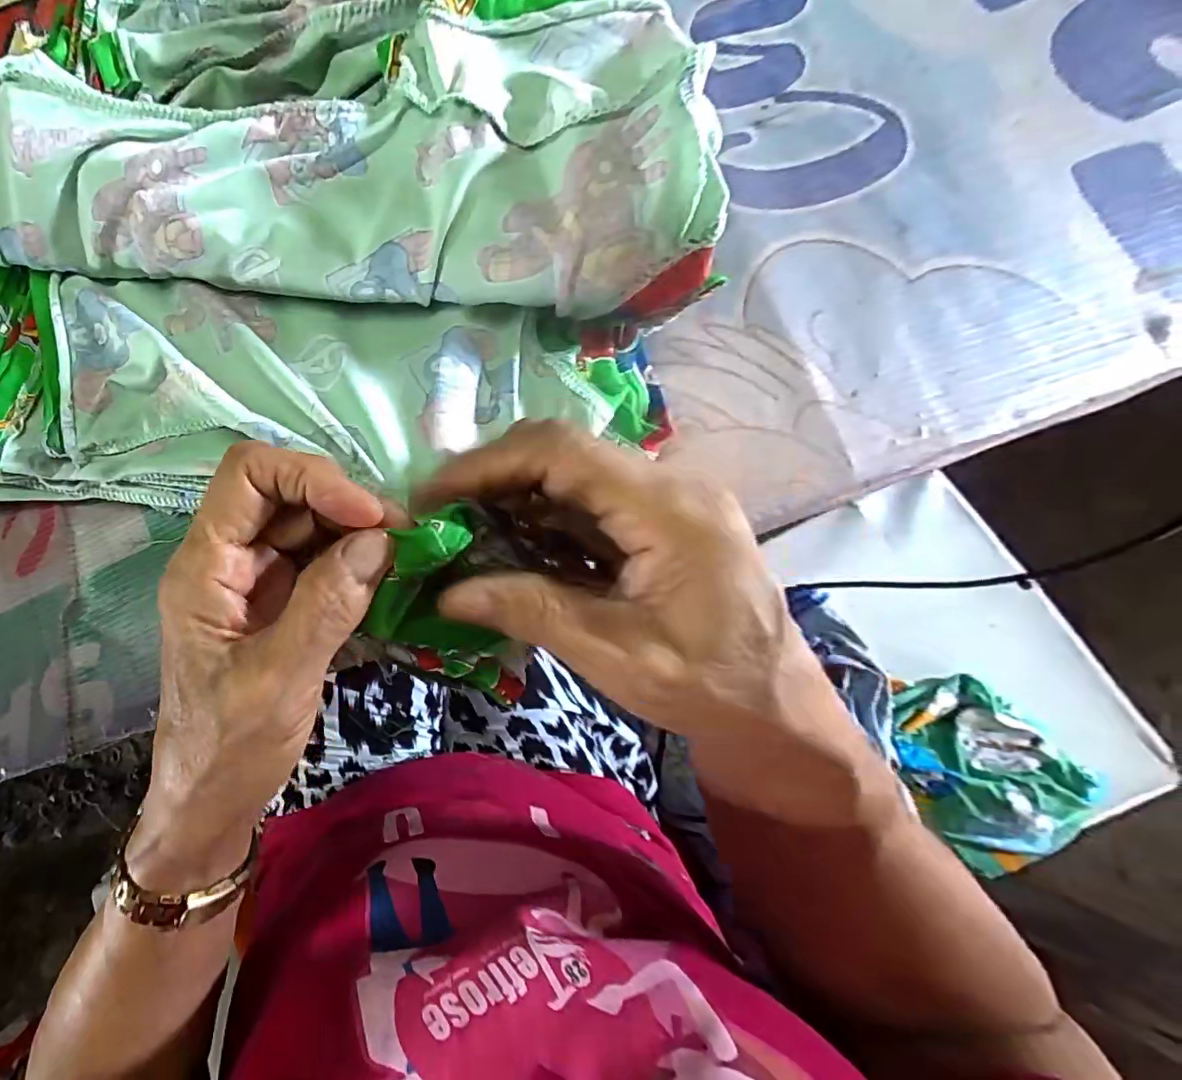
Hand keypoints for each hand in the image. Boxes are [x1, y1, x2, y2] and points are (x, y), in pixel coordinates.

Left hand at [133, 443, 398, 889]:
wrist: (208, 802)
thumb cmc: (229, 750)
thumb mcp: (279, 681)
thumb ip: (326, 606)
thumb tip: (379, 540)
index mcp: (203, 567)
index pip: (247, 475)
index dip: (308, 476)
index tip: (368, 514)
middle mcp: (222, 561)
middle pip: (280, 495)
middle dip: (342, 504)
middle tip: (406, 537)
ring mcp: (249, 582)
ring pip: (302, 526)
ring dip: (353, 533)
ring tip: (407, 557)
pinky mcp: (274, 605)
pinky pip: (314, 563)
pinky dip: (351, 563)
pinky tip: (387, 579)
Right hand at [416, 421, 832, 746]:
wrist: (777, 713)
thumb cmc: (707, 687)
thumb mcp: (613, 654)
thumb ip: (531, 612)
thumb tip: (447, 594)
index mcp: (667, 509)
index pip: (560, 452)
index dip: (486, 465)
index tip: (433, 497)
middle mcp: (668, 487)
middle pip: (560, 449)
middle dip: (489, 473)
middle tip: (438, 511)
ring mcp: (662, 501)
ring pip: (567, 469)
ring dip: (507, 492)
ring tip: (459, 526)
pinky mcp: (652, 521)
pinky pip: (580, 499)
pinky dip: (532, 513)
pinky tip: (503, 542)